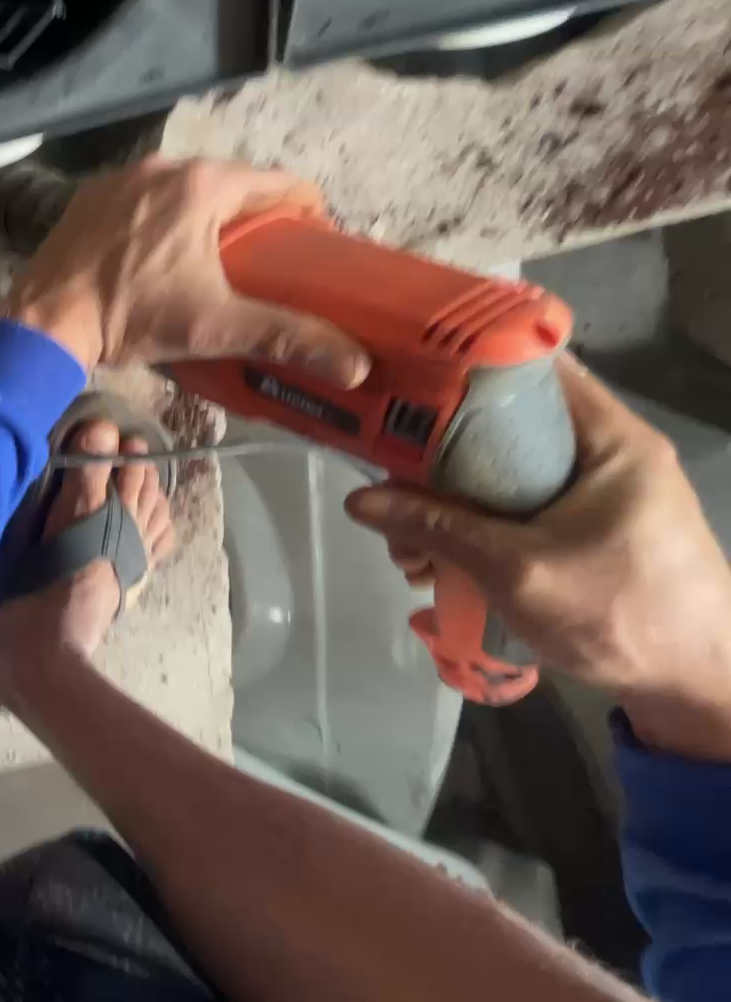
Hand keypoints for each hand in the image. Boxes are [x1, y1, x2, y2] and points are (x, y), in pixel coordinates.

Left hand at [0, 155, 370, 385]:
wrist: (43, 324)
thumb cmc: (129, 318)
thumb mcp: (213, 326)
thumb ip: (285, 336)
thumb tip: (356, 363)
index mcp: (203, 184)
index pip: (281, 185)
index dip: (307, 214)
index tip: (312, 246)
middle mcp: (161, 167)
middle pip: (229, 185)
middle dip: (251, 218)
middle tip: (261, 260)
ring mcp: (117, 180)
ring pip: (180, 190)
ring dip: (201, 217)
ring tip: (209, 259)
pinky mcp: (85, 200)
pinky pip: (137, 201)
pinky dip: (154, 220)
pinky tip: (153, 253)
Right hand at [346, 357, 730, 761]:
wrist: (697, 686)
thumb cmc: (624, 614)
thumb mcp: (516, 569)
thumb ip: (436, 528)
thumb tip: (357, 500)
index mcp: (608, 444)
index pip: (533, 372)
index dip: (465, 367)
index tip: (399, 381)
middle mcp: (596, 457)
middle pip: (494, 430)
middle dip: (429, 464)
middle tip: (387, 497)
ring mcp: (583, 495)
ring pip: (486, 478)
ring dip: (435, 511)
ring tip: (408, 556)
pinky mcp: (568, 529)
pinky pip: (496, 513)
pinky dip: (457, 535)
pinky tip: (431, 569)